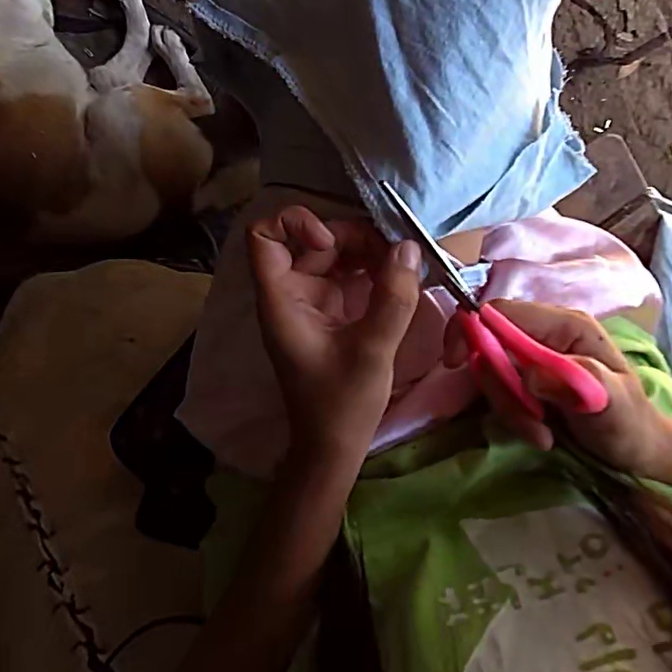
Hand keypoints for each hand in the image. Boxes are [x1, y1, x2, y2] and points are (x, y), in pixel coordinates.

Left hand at [248, 206, 421, 468]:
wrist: (333, 446)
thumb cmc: (341, 405)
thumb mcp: (372, 352)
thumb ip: (393, 299)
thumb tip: (408, 247)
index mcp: (282, 299)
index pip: (264, 237)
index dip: (294, 225)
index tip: (331, 244)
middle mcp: (292, 292)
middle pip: (312, 240)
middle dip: (352, 238)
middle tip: (394, 254)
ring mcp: (311, 299)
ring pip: (335, 253)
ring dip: (368, 251)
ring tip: (402, 266)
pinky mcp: (331, 309)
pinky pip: (348, 273)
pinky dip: (372, 269)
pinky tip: (399, 278)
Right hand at [445, 300, 671, 477]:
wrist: (637, 450)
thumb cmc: (629, 423)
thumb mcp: (612, 405)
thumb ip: (574, 383)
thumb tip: (529, 373)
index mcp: (565, 325)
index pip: (500, 311)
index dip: (472, 330)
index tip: (456, 363)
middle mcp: (545, 333)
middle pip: (489, 344)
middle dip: (500, 388)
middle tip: (530, 422)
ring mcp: (534, 356)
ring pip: (491, 372)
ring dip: (509, 409)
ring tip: (544, 435)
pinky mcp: (527, 379)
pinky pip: (500, 392)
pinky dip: (512, 417)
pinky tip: (542, 434)